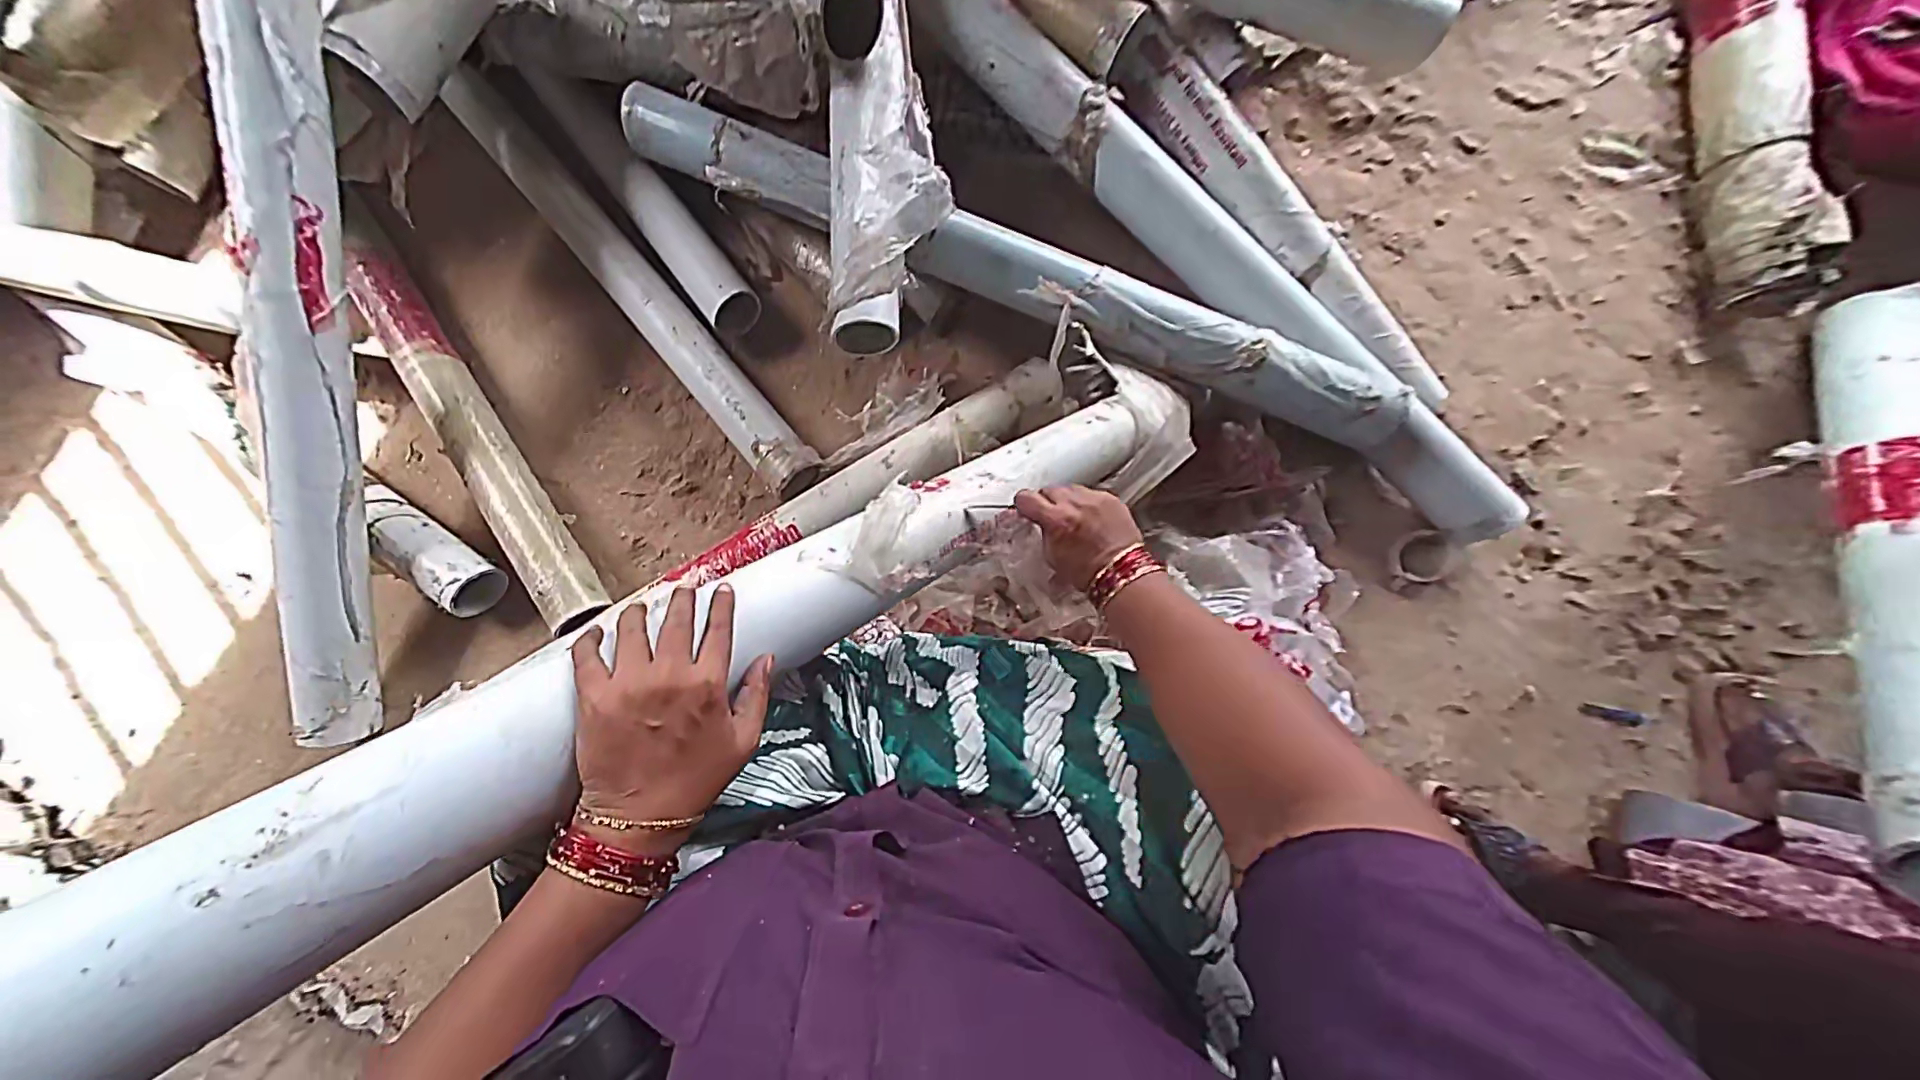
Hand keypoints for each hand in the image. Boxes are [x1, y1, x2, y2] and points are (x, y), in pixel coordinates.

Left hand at [569, 585, 773, 846]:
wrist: (640, 817)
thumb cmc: (695, 780)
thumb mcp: (744, 741)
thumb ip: (757, 695)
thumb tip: (766, 660)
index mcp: (708, 685)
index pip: (718, 630)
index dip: (721, 605)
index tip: (722, 591)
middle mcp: (669, 676)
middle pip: (676, 619)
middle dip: (682, 597)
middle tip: (683, 588)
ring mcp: (629, 684)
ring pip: (632, 627)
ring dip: (639, 611)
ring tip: (641, 607)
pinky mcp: (595, 698)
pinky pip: (587, 655)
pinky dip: (591, 638)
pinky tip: (597, 632)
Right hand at [1014, 484, 1144, 592]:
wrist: (1120, 571)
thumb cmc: (1089, 571)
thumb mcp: (1052, 555)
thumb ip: (1043, 532)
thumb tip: (1039, 523)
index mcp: (1056, 519)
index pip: (1027, 498)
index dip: (1024, 503)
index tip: (1026, 507)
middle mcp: (1074, 504)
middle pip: (1049, 489)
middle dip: (1047, 501)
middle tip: (1052, 515)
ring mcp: (1094, 499)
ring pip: (1070, 489)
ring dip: (1068, 500)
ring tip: (1073, 517)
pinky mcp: (1110, 499)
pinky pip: (1091, 493)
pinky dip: (1088, 503)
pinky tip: (1090, 518)